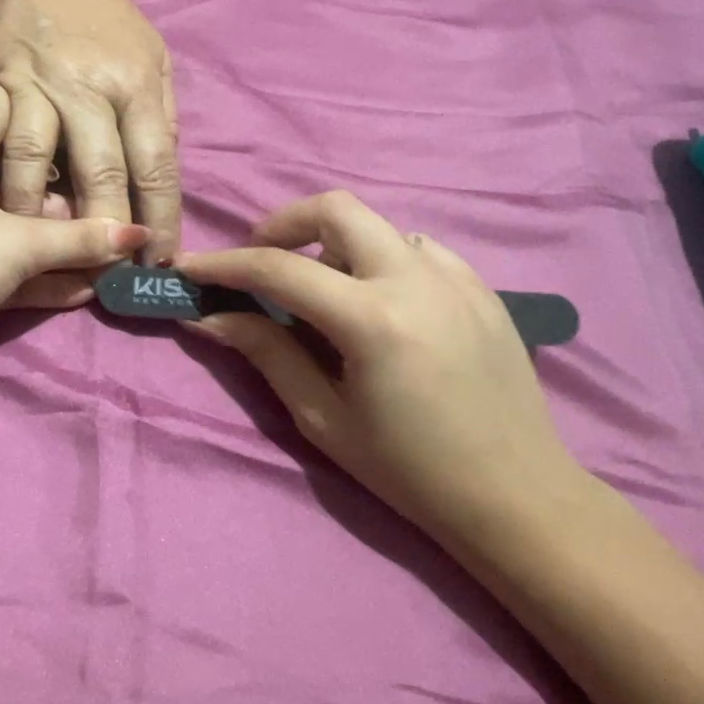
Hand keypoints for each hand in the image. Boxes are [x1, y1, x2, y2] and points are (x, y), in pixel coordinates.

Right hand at [0, 0, 179, 263]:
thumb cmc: (105, 22)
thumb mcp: (154, 59)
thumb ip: (161, 119)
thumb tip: (162, 188)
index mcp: (136, 83)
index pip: (155, 164)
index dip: (161, 218)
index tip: (161, 263)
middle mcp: (88, 86)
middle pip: (100, 169)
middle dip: (105, 230)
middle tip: (108, 279)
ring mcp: (36, 83)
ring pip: (36, 153)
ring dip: (37, 207)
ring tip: (39, 250)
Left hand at [0, 125, 149, 367]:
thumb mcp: (22, 242)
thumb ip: (82, 236)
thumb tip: (138, 235)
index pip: (6, 135)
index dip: (55, 148)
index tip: (99, 160)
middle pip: (14, 193)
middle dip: (65, 215)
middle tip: (113, 224)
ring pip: (10, 240)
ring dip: (56, 256)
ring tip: (108, 265)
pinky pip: (2, 272)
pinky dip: (38, 281)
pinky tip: (83, 292)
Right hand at [176, 192, 584, 536]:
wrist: (513, 493)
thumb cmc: (405, 468)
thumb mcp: (322, 417)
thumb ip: (267, 353)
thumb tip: (209, 318)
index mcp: (373, 319)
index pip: (280, 269)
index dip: (225, 265)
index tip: (189, 269)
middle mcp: (417, 279)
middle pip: (336, 209)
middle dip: (283, 225)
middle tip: (259, 265)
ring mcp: (457, 277)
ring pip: (379, 226)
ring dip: (334, 246)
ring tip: (320, 296)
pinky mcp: (482, 288)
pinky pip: (417, 251)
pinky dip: (379, 262)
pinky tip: (376, 308)